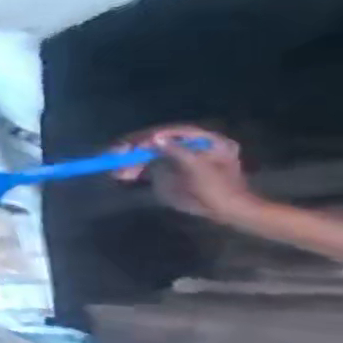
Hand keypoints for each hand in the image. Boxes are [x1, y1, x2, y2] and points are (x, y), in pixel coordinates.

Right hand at [111, 125, 254, 220]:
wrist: (226, 211)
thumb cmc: (219, 189)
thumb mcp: (199, 169)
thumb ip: (177, 152)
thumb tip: (153, 138)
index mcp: (208, 141)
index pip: (176, 132)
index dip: (153, 136)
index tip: (134, 145)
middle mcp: (192, 145)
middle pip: (157, 141)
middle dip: (134, 150)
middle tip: (115, 155)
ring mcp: (178, 157)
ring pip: (147, 153)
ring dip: (129, 161)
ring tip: (117, 173)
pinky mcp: (168, 168)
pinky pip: (146, 164)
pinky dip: (132, 169)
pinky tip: (122, 176)